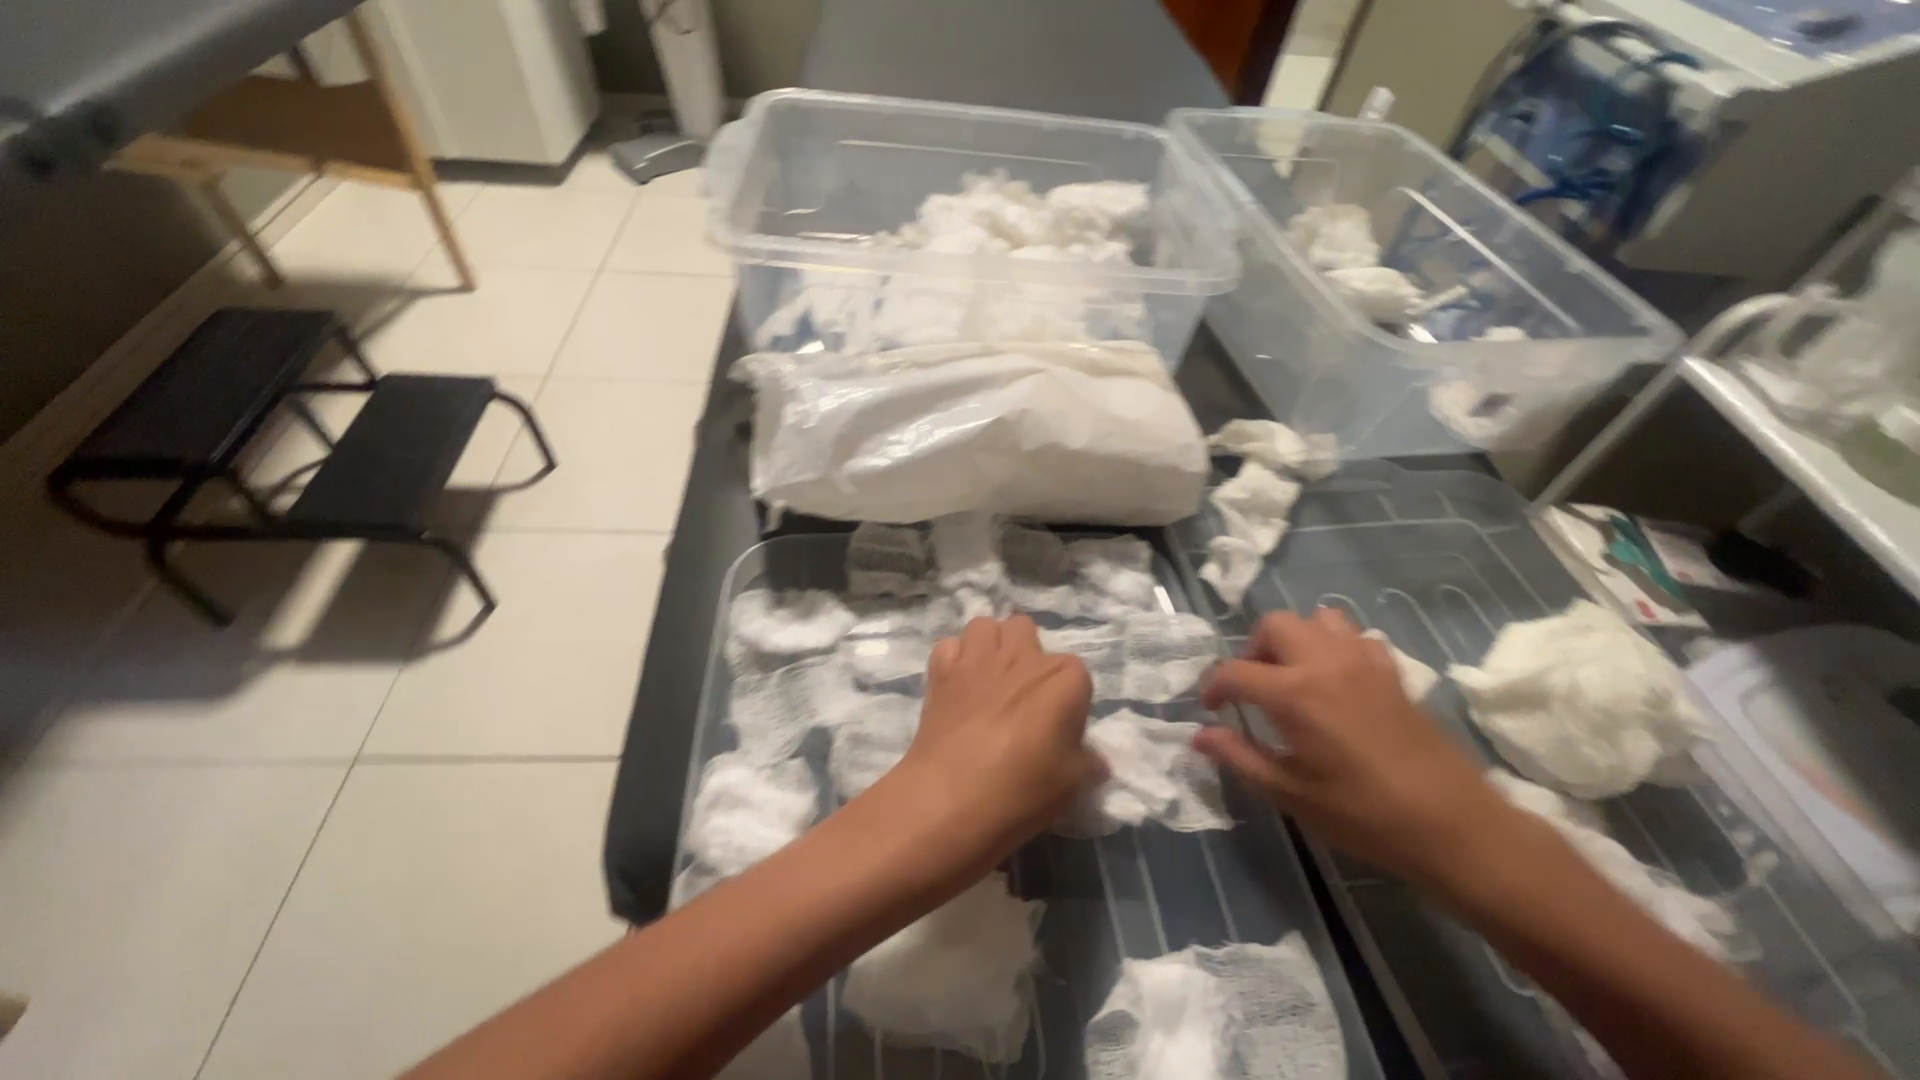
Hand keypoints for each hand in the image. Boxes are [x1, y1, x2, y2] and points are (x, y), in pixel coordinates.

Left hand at [870, 615, 1099, 882]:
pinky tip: (956, 686)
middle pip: (1025, 630)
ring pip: (984, 626)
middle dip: (1025, 652)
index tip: (1058, 729)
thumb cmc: (1022, 789)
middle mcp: (1022, 657)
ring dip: (988, 645)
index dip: (1068, 700)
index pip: (1076, 673)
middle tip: (1022, 695)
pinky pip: (949, 646)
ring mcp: (977, 659)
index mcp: (1063, 678)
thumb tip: (1095, 761)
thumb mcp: (1071, 785)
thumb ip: (1086, 763)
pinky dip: (953, 660)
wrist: (950, 798)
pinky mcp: (941, 672)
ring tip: (988, 680)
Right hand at [1196, 609, 1522, 890]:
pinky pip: (1355, 637)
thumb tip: (1200, 735)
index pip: (1235, 671)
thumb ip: (1240, 757)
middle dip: (1252, 650)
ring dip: (1295, 639)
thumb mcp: (1290, 793)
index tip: (1211, 710)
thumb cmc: (1362, 815)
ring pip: (1317, 619)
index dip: (1213, 688)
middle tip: (1252, 690)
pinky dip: (1334, 647)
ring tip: (1292, 678)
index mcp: (1295, 694)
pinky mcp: (1393, 672)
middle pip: (1274, 624)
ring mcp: (1364, 662)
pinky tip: (1335, 683)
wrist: (1452, 825)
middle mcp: (1326, 663)